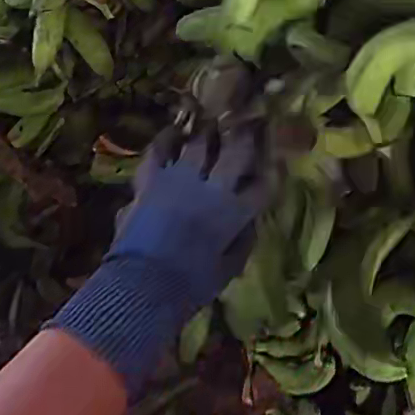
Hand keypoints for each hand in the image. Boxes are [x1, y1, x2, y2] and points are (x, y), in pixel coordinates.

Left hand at [109, 123, 273, 305]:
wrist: (139, 290)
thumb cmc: (188, 286)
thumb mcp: (227, 270)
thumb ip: (243, 242)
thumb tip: (250, 222)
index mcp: (233, 211)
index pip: (261, 185)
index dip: (271, 172)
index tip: (275, 163)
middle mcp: (211, 187)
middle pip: (234, 153)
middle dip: (244, 137)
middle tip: (248, 124)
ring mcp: (179, 179)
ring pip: (199, 145)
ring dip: (208, 134)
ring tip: (213, 124)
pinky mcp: (151, 180)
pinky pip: (159, 153)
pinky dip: (166, 141)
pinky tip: (173, 132)